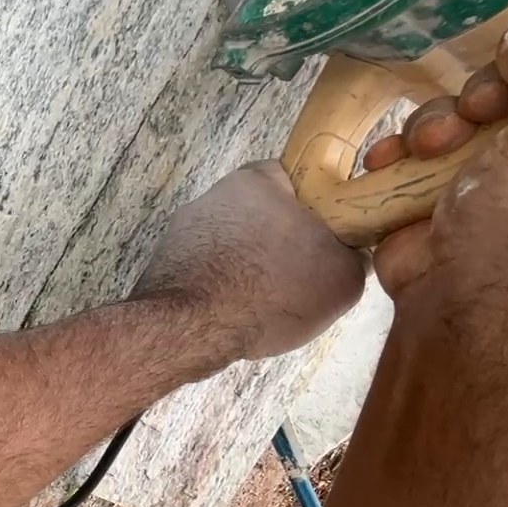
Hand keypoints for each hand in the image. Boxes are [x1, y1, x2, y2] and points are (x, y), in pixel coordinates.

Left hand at [132, 161, 366, 359]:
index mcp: (253, 181)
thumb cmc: (273, 290)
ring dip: (247, 263)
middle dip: (279, 237)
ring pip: (229, 243)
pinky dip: (219, 283)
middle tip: (302, 269)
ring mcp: (178, 233)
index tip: (329, 231)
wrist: (191, 329)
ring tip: (268, 296)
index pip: (294, 177)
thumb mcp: (344, 271)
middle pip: (258, 213)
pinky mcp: (160, 265)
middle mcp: (208, 199)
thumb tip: (340, 249)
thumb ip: (346, 247)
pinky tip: (235, 307)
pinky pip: (204, 268)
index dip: (316, 203)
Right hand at [363, 3, 507, 320]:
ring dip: (431, 123)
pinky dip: (395, 153)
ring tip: (425, 150)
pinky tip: (388, 162)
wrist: (468, 303)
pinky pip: (413, 154)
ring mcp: (498, 172)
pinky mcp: (441, 195)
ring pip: (458, 114)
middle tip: (473, 115)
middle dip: (482, 90)